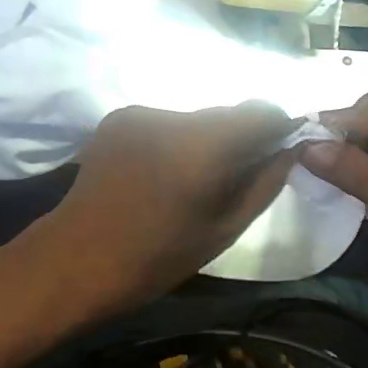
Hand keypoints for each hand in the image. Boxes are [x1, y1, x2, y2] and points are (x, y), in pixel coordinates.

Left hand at [21, 103, 296, 314]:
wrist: (77, 256)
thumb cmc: (156, 256)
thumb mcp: (223, 229)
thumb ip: (263, 183)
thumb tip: (290, 150)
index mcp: (202, 145)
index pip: (259, 111)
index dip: (275, 128)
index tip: (275, 153)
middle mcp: (171, 116)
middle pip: (223, 114)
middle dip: (237, 138)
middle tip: (231, 178)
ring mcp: (139, 113)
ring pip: (192, 119)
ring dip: (202, 141)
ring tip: (188, 181)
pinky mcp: (117, 117)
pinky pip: (162, 122)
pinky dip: (172, 141)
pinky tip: (157, 173)